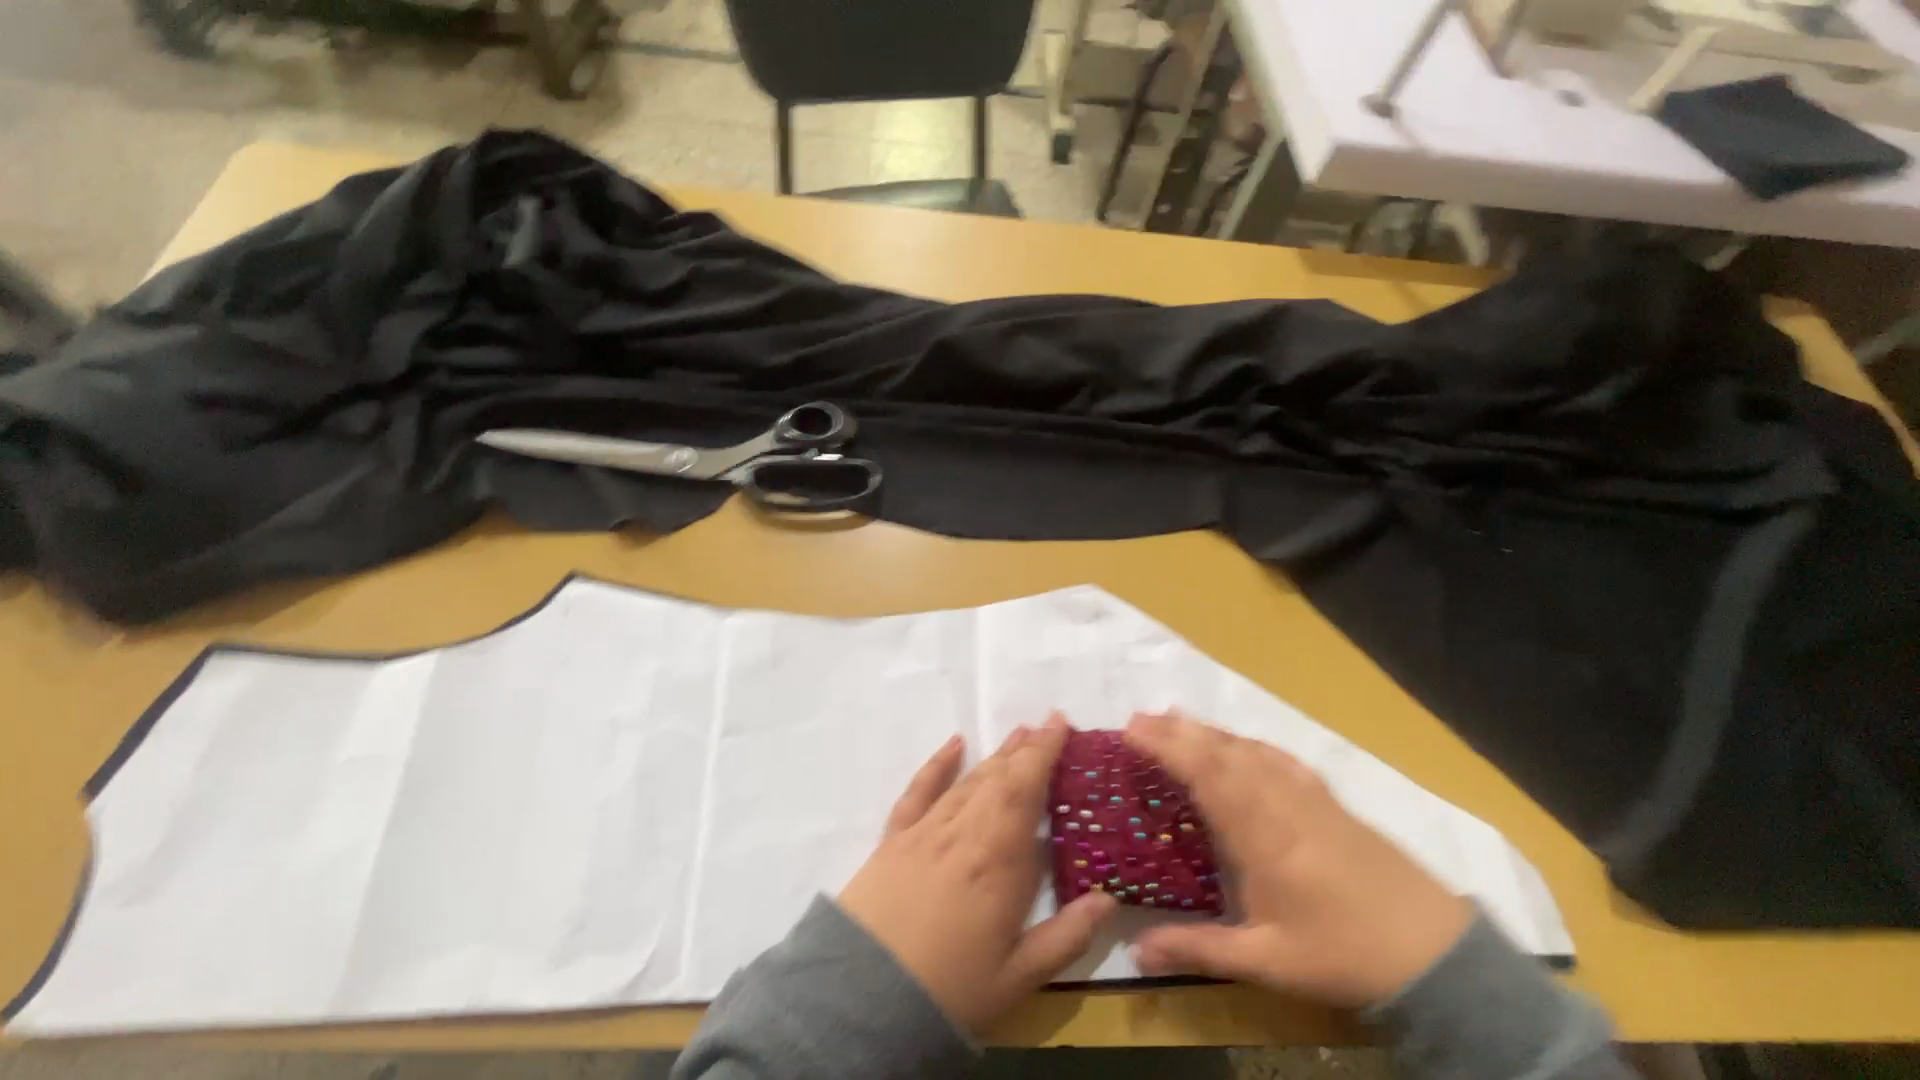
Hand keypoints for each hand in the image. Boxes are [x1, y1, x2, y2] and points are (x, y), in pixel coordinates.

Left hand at [837, 714, 1117, 1033]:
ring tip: (1018, 734)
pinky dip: (937, 765)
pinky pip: (919, 792)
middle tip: (1048, 723)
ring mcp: (926, 832)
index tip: (1062, 725)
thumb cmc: (950, 989)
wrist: (861, 995)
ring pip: (968, 782)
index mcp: (1000, 861)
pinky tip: (953, 745)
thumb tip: (1109, 899)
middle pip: (1000, 779)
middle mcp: (965, 833)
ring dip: (995, 756)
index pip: (1027, 790)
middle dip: (1026, 749)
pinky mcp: (894, 840)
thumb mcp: (1018, 977)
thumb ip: (1067, 937)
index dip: (1045, 754)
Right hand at [1125, 711, 1471, 1008]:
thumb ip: (1199, 949)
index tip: (1131, 730)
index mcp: (1263, 837)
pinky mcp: (1334, 805)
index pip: (1208, 777)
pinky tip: (1244, 744)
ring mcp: (1312, 801)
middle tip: (1139, 716)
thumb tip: (1135, 951)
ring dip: (1213, 732)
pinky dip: (1254, 744)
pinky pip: (1284, 761)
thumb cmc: (1343, 955)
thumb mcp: (1267, 961)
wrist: (1434, 954)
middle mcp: (1284, 806)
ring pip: (1254, 752)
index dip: (1168, 749)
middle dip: (1180, 731)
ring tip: (1177, 718)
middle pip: (1226, 754)